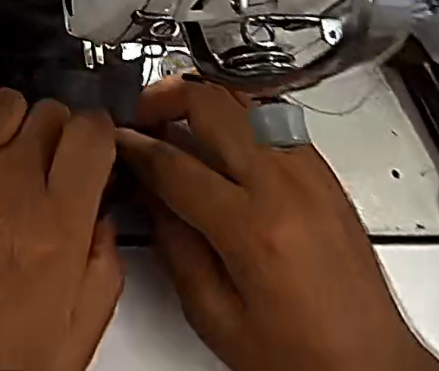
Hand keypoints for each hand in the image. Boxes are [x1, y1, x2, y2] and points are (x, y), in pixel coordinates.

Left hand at [0, 89, 123, 370]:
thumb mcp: (68, 339)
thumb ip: (101, 271)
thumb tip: (103, 221)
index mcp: (55, 227)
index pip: (91, 134)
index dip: (98, 132)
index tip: (93, 143)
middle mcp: (10, 184)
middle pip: (50, 112)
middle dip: (59, 130)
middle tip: (51, 159)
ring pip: (6, 100)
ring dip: (17, 120)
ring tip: (13, 151)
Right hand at [115, 77, 438, 370]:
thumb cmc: (307, 359)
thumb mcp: (214, 314)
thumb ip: (171, 242)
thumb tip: (145, 188)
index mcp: (253, 229)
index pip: (172, 161)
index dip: (132, 144)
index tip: (116, 138)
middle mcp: (285, 188)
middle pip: (208, 101)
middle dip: (160, 96)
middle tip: (141, 113)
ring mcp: (309, 173)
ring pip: (239, 94)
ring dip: (196, 96)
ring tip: (174, 114)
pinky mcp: (322, 171)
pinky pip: (267, 114)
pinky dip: (231, 110)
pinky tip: (215, 133)